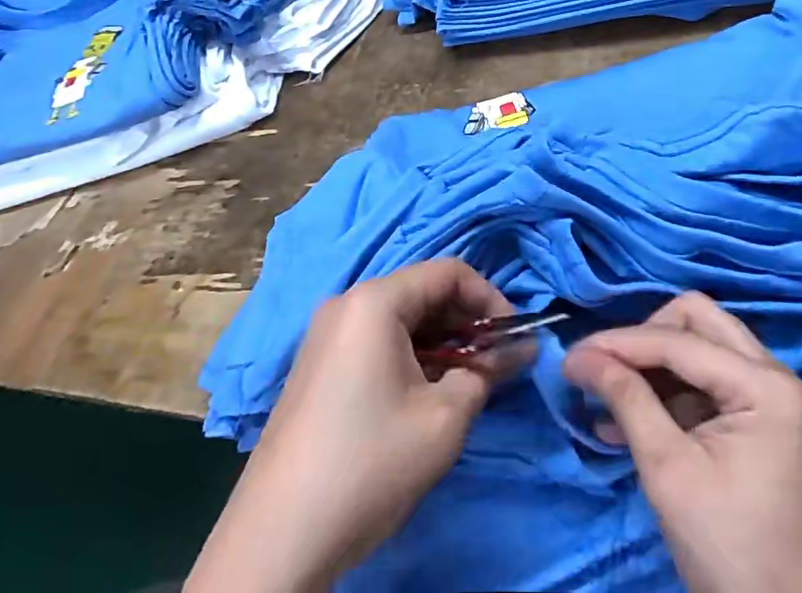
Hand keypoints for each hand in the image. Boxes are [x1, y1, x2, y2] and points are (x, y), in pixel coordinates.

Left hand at [186, 259, 526, 592]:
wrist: (283, 529)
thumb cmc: (371, 461)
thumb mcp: (444, 419)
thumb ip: (486, 373)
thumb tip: (518, 351)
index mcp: (374, 301)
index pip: (447, 273)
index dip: (490, 299)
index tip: (515, 338)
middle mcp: (346, 303)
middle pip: (421, 292)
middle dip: (466, 322)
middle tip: (497, 364)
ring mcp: (326, 333)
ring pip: (399, 319)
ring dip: (441, 341)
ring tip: (468, 382)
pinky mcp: (317, 363)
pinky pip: (375, 340)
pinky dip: (410, 355)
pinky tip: (427, 393)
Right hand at [564, 293, 801, 592]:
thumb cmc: (729, 546)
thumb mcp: (668, 468)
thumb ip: (626, 399)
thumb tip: (578, 356)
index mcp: (764, 386)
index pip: (677, 340)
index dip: (618, 343)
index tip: (570, 357)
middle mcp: (774, 377)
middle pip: (697, 321)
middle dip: (644, 338)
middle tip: (606, 369)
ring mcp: (770, 401)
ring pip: (699, 348)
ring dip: (651, 368)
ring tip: (606, 401)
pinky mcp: (759, 424)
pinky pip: (705, 384)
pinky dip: (666, 395)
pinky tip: (625, 424)